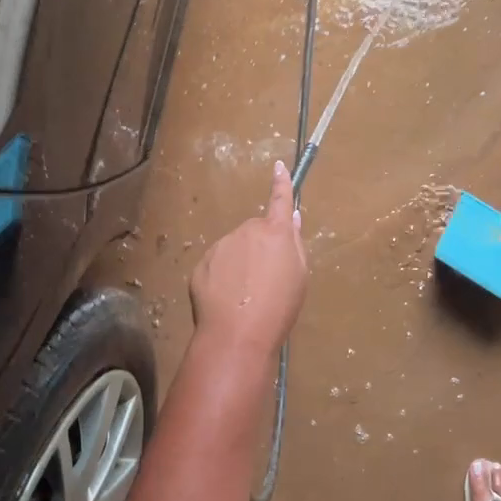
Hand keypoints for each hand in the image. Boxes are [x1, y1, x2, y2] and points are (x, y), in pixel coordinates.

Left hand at [188, 161, 308, 356]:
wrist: (237, 335)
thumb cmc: (279, 307)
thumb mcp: (299, 276)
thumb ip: (294, 244)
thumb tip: (292, 219)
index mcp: (275, 232)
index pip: (280, 200)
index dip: (281, 183)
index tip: (277, 166)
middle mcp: (247, 231)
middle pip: (256, 232)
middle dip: (260, 247)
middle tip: (266, 279)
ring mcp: (221, 246)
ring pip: (234, 249)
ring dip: (240, 263)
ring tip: (245, 296)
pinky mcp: (202, 265)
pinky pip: (216, 266)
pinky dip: (222, 278)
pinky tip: (226, 301)